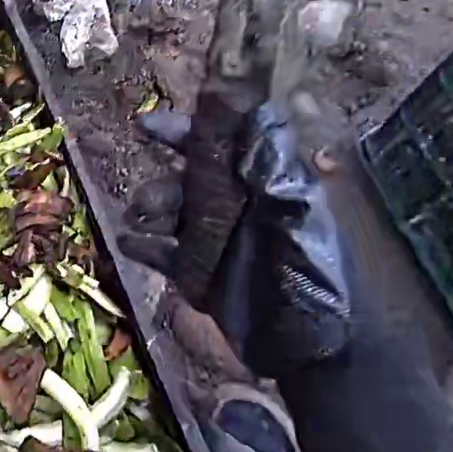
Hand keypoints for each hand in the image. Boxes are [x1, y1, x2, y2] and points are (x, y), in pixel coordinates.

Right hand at [128, 0, 452, 451]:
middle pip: (185, 164)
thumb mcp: (298, 212)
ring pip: (167, 202)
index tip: (159, 111)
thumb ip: (273, 161)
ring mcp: (211, 231)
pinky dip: (146, 245)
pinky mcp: (197, 268)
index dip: (189, 117)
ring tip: (150, 223)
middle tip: (149, 162)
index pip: (221, 128)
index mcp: (256, 172)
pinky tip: (135, 246)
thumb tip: (254, 101)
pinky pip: (160, 248)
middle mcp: (231, 194)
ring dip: (152, 205)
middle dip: (166, 163)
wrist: (317, 351)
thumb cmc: (313, 276)